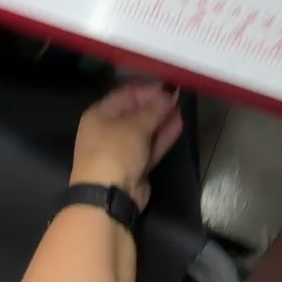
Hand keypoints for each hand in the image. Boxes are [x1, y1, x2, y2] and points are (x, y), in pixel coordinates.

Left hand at [71, 83, 184, 208]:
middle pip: (135, 112)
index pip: (125, 94)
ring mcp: (122, 149)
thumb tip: (168, 94)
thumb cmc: (115, 152)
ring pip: (145, 130)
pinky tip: (179, 124)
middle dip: (156, 104)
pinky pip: (151, 146)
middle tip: (179, 94)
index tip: (169, 85)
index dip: (147, 89)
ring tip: (182, 106)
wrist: (109, 195)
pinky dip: (163, 137)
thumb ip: (153, 109)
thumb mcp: (134, 126)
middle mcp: (109, 130)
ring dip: (162, 120)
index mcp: (99, 115)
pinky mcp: (135, 166)